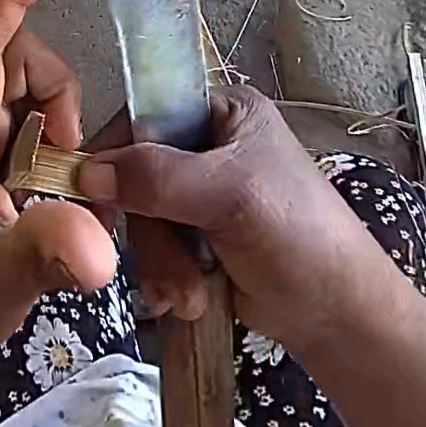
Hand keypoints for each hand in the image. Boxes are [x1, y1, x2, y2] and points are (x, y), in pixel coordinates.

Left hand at [0, 0, 118, 381]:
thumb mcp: (1, 284)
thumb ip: (46, 255)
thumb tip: (100, 248)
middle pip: (16, 55)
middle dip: (58, 90)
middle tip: (68, 157)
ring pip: (29, 78)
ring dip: (61, 114)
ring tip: (65, 175)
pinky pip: (30, 106)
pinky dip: (55, 130)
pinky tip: (56, 179)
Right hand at [76, 85, 400, 355]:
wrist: (338, 317)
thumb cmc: (298, 236)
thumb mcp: (231, 194)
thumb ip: (160, 177)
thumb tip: (88, 173)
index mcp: (222, 110)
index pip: (147, 113)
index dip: (117, 151)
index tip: (95, 192)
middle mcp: (206, 143)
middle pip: (138, 171)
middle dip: (151, 228)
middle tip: (169, 268)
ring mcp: (199, 191)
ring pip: (143, 215)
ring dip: (160, 260)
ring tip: (188, 292)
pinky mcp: (194, 233)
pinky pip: (154, 245)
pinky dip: (164, 275)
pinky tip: (187, 297)